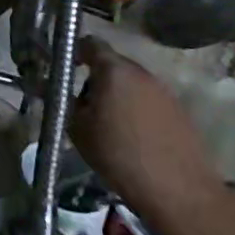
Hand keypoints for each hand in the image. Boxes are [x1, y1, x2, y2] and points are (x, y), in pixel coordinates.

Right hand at [71, 39, 222, 218]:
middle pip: (113, 65)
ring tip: (108, 124)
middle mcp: (141, 73)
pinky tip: (132, 137)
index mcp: (114, 70)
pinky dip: (136, 110)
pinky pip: (149, 101)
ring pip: (132, 84)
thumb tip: (55, 89)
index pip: (91, 44)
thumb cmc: (118, 154)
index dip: (76, 51)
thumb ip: (65, 102)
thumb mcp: (78, 129)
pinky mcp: (179, 110)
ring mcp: (164, 91)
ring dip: (118, 95)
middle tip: (84, 104)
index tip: (67, 67)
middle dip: (97, 79)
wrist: (177, 190)